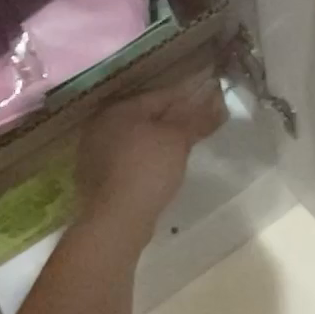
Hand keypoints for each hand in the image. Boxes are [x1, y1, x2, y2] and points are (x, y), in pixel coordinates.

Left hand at [74, 65, 227, 245]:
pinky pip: (129, 162)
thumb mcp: (177, 140)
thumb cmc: (147, 169)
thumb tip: (217, 99)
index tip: (209, 101)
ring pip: (136, 140)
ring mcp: (96, 153)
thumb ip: (197, 118)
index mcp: (120, 109)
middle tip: (197, 126)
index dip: (187, 97)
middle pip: (146, 117)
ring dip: (157, 142)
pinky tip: (159, 171)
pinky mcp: (98, 179)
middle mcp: (102, 125)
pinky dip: (146, 161)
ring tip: (181, 149)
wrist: (117, 217)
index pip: (160, 96)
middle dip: (171, 119)